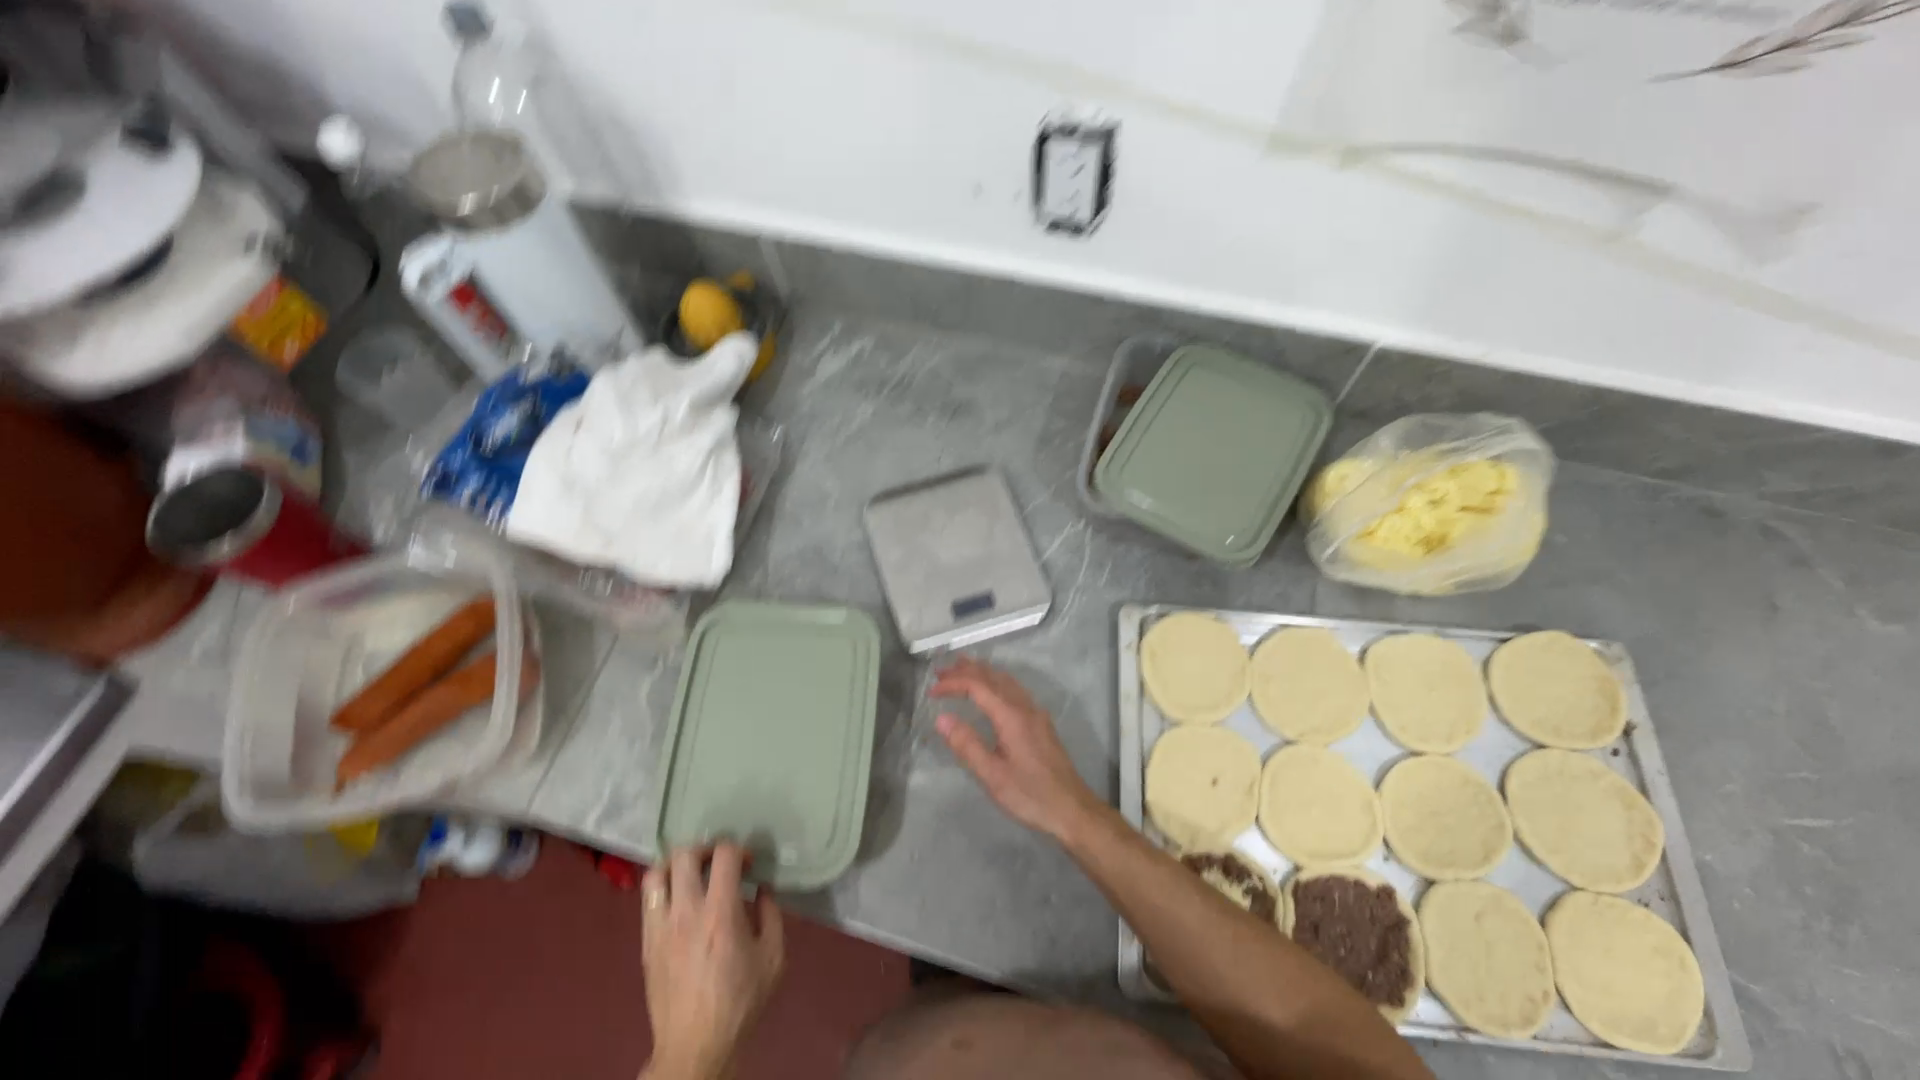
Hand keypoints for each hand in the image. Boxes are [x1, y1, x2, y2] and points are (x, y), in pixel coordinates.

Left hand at [641, 844, 784, 1079]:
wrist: (696, 1044)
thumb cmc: (740, 1001)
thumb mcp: (774, 958)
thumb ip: (771, 916)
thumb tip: (761, 890)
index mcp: (721, 912)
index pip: (724, 855)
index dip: (739, 849)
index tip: (748, 864)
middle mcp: (686, 911)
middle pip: (684, 854)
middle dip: (704, 849)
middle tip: (718, 862)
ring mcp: (660, 926)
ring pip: (656, 873)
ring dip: (675, 865)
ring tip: (690, 875)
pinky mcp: (646, 942)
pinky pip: (647, 901)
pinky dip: (662, 889)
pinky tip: (677, 901)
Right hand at [930, 657, 1110, 842]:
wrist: (1073, 809)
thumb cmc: (1030, 796)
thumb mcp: (992, 776)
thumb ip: (966, 745)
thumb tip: (942, 718)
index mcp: (1012, 717)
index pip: (978, 687)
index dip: (953, 684)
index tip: (931, 691)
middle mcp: (1026, 708)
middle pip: (994, 677)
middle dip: (966, 670)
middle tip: (941, 673)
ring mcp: (1037, 715)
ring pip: (1007, 681)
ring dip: (983, 673)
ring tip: (962, 670)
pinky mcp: (1042, 725)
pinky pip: (1016, 691)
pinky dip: (997, 682)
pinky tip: (993, 691)